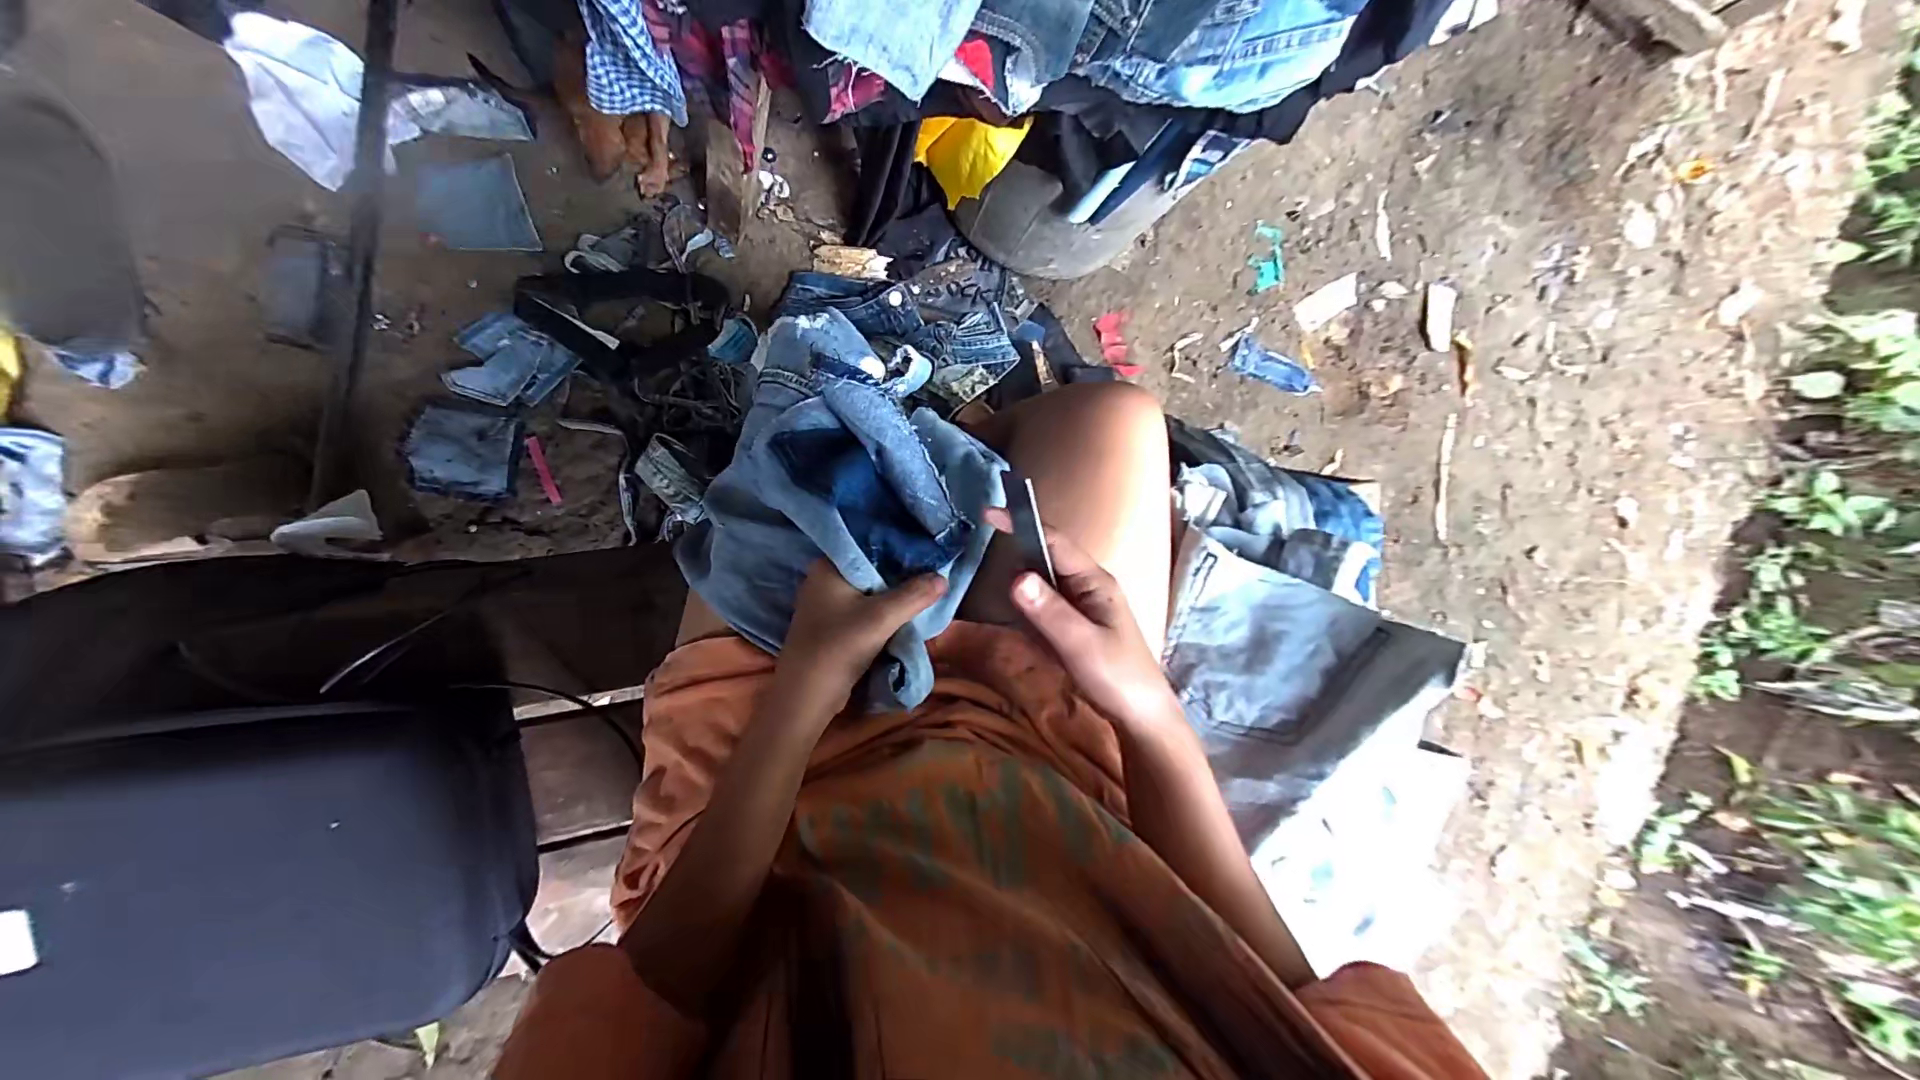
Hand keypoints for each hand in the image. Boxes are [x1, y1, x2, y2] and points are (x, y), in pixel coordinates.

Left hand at [775, 559, 946, 715]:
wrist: (807, 695)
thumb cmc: (839, 646)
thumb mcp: (882, 617)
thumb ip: (915, 594)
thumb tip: (943, 578)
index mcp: (828, 566)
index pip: (869, 544)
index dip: (899, 546)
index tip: (928, 550)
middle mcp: (823, 579)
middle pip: (871, 569)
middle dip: (900, 573)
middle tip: (933, 570)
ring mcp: (825, 604)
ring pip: (868, 591)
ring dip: (893, 594)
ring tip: (926, 588)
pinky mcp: (831, 625)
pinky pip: (863, 609)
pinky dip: (882, 611)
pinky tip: (905, 612)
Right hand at [982, 509, 1182, 732]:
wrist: (1141, 716)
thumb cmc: (1117, 677)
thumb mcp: (1081, 644)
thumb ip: (1049, 611)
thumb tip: (1015, 577)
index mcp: (1094, 581)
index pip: (1054, 542)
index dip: (1022, 525)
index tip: (988, 514)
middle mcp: (1086, 586)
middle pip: (1046, 556)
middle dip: (1015, 546)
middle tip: (977, 541)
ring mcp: (1079, 606)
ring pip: (1041, 580)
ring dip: (1016, 574)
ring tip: (981, 566)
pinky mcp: (1071, 625)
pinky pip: (1041, 604)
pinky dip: (1022, 601)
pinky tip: (1003, 606)